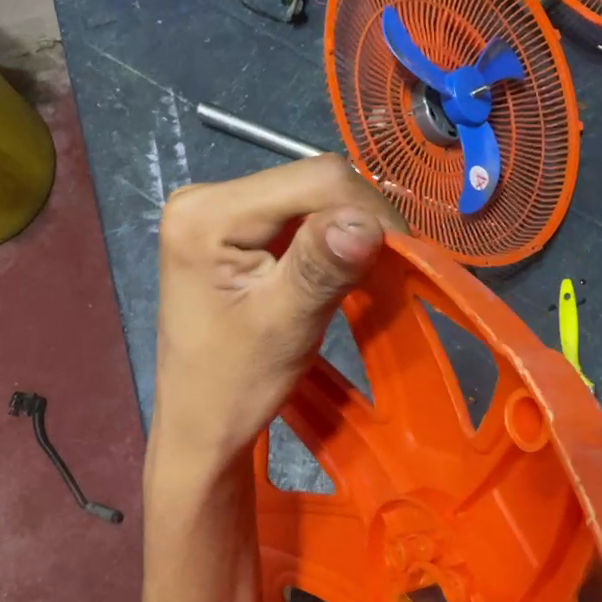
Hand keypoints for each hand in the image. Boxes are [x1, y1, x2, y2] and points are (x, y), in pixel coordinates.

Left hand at [150, 156, 406, 471]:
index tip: (400, 257)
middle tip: (389, 270)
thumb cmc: (235, 385)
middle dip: (359, 221)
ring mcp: (219, 211)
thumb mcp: (284, 325)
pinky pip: (298, 219)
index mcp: (208, 213)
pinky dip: (330, 242)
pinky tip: (341, 271)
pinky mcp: (234, 230)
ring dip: (349, 232)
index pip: (313, 179)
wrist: (201, 422)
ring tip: (369, 274)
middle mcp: (207, 196)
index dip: (368, 210)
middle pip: (312, 183)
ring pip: (311, 199)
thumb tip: (369, 221)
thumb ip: (321, 268)